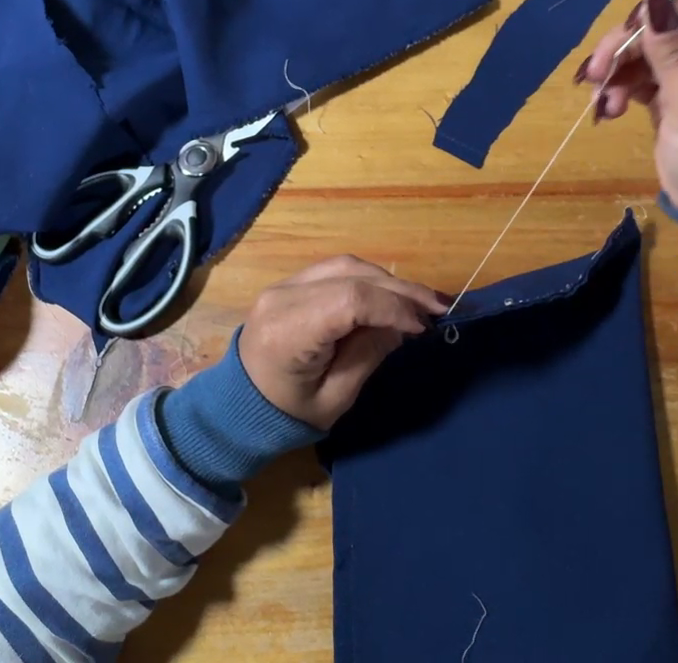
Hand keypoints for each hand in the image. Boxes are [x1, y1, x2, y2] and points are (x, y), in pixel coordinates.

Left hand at [239, 256, 448, 429]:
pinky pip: (334, 270)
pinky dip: (367, 280)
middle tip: (438, 307)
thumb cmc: (287, 412)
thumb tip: (403, 325)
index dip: (394, 307)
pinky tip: (390, 296)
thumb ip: (368, 355)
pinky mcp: (289, 283)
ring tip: (420, 302)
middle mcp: (283, 296)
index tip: (424, 326)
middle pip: (351, 275)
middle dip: (400, 289)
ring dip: (386, 280)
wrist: (239, 405)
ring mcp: (283, 284)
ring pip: (345, 265)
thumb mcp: (335, 398)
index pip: (351, 300)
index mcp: (289, 330)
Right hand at [576, 0, 677, 210]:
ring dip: (617, 66)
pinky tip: (611, 110)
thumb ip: (675, 52)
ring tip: (603, 98)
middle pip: (667, 16)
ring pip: (647, 46)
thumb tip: (654, 2)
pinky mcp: (674, 98)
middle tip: (599, 70)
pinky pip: (640, 75)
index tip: (635, 26)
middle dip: (628, 39)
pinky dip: (620, 87)